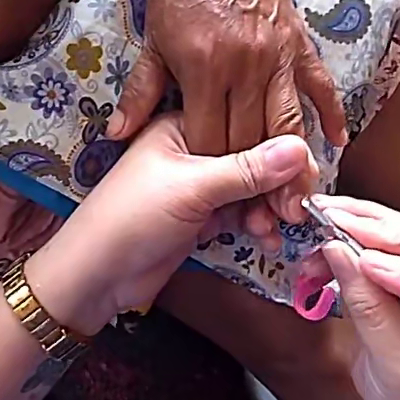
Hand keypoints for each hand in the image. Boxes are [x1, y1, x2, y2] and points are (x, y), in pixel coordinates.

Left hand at [24, 114, 316, 333]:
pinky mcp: (199, 214)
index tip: (302, 179)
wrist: (96, 273)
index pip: (242, 126)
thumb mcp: (191, 188)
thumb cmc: (132, 217)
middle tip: (292, 211)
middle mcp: (190, 149)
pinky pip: (239, 211)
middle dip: (275, 184)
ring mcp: (195, 184)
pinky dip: (254, 223)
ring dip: (267, 207)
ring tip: (272, 228)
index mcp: (180, 126)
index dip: (277, 151)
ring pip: (248, 187)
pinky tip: (265, 238)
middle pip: (250, 157)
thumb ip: (245, 169)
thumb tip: (300, 146)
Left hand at [107, 0, 346, 222]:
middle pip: (253, 139)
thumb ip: (140, 92)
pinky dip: (331, 114)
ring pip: (291, 121)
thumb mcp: (153, 40)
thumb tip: (116, 135)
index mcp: (204, 69)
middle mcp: (247, 66)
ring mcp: (278, 54)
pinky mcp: (299, 41)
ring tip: (301, 202)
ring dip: (297, 166)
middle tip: (266, 222)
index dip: (216, 178)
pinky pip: (320, 84)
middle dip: (257, 184)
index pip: (212, 139)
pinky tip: (338, 143)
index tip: (221, 207)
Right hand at [310, 196, 399, 399]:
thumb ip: (371, 308)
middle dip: (388, 234)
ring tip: (324, 223)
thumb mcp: (398, 369)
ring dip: (363, 227)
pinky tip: (326, 236)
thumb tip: (340, 252)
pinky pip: (387, 241)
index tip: (371, 269)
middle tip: (338, 228)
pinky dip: (353, 236)